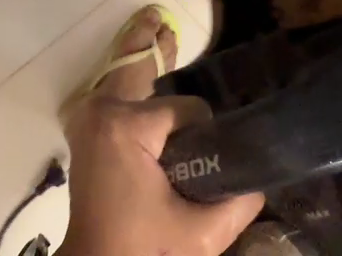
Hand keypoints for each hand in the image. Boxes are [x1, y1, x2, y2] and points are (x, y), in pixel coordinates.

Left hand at [56, 94, 264, 255]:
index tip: (213, 163)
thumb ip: (236, 206)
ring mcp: (88, 114)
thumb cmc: (143, 248)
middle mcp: (102, 107)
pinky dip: (141, 127)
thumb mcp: (198, 236)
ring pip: (141, 100)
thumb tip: (257, 184)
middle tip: (194, 163)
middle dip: (182, 129)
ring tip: (175, 163)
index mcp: (126, 124)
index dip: (207, 134)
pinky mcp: (84, 125)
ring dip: (161, 126)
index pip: (186, 107)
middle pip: (162, 99)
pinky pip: (123, 110)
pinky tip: (153, 160)